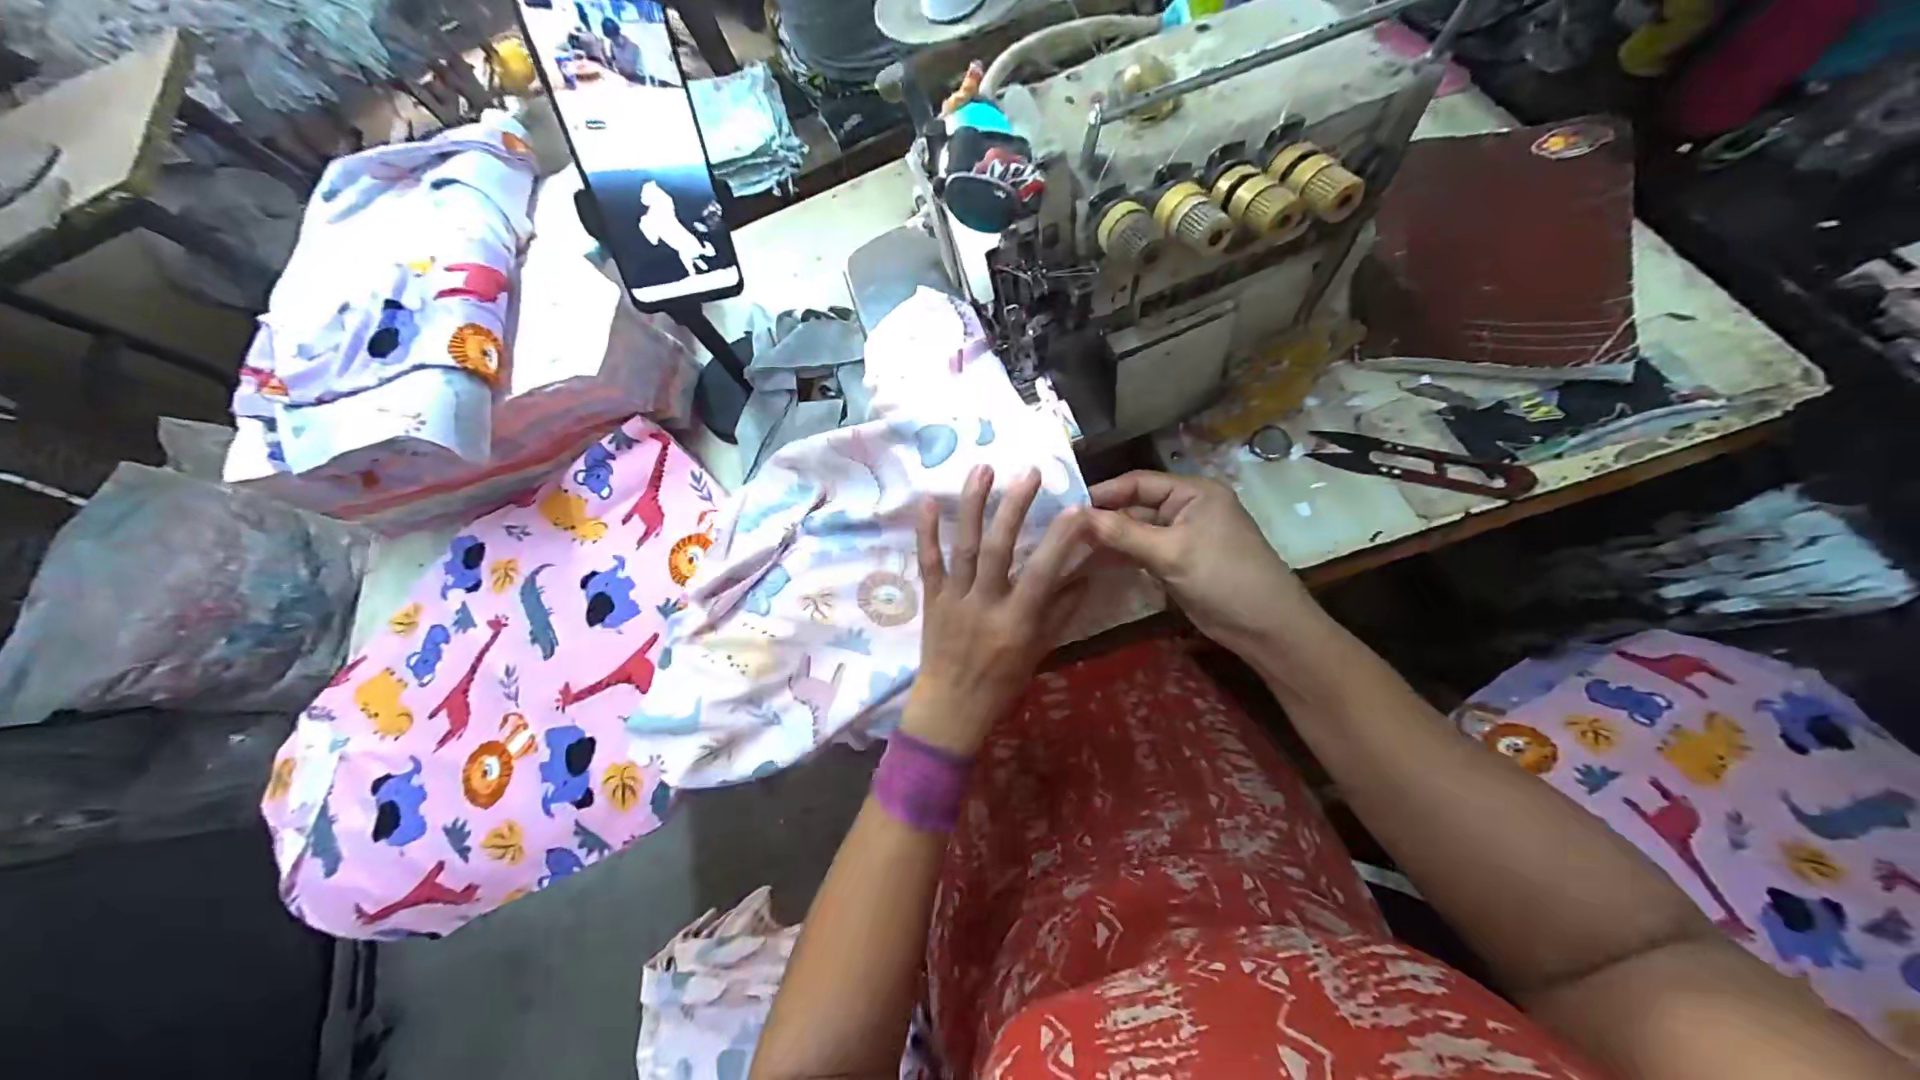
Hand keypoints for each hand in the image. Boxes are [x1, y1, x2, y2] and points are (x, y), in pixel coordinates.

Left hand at [904, 465, 1086, 754]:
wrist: (950, 709)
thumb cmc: (1001, 683)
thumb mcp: (1039, 651)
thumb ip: (1060, 613)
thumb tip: (1085, 576)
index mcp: (1016, 621)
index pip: (1042, 572)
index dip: (1060, 540)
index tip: (1077, 509)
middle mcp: (984, 604)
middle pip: (997, 549)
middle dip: (1013, 508)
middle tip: (1028, 472)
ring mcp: (954, 599)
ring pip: (962, 547)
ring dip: (972, 506)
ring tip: (982, 469)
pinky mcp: (931, 599)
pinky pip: (928, 562)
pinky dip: (926, 532)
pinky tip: (927, 501)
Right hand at [1086, 471, 1322, 655]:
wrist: (1265, 626)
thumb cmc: (1223, 578)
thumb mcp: (1171, 553)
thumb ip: (1123, 533)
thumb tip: (1077, 517)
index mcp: (1193, 492)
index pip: (1138, 482)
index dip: (1103, 492)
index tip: (1066, 504)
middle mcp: (1186, 508)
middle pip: (1135, 505)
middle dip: (1102, 517)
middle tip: (1061, 529)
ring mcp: (1182, 536)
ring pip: (1136, 531)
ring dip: (1108, 538)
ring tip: (1069, 545)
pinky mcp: (1177, 562)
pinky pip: (1143, 551)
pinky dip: (1121, 555)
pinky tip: (1092, 561)